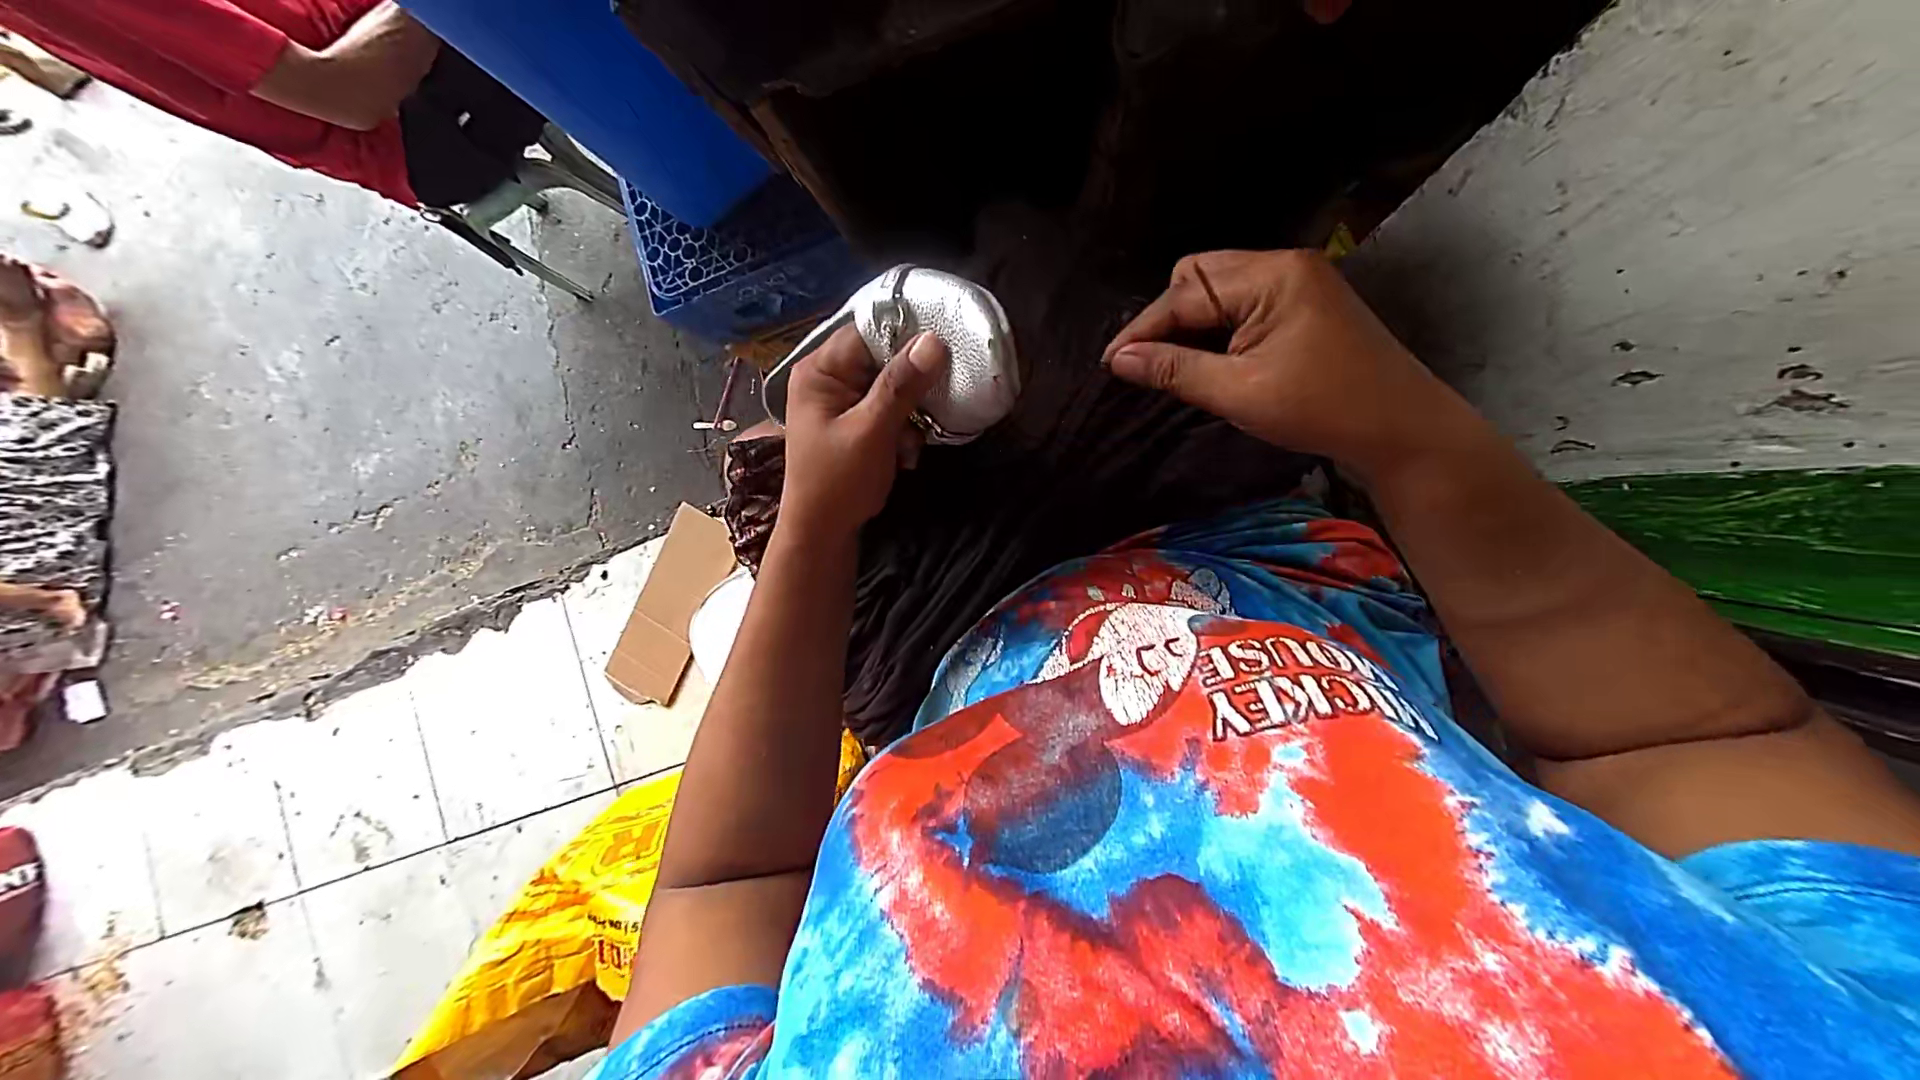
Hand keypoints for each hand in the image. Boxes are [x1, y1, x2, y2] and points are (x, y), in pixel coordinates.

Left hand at [780, 325, 948, 538]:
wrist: (822, 533)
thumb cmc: (837, 482)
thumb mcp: (871, 431)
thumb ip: (901, 386)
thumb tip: (933, 341)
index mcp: (820, 370)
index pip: (867, 332)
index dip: (905, 338)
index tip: (941, 353)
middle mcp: (829, 378)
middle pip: (883, 359)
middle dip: (909, 389)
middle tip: (925, 413)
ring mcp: (842, 402)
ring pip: (892, 388)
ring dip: (909, 416)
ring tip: (907, 446)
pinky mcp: (856, 423)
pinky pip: (889, 411)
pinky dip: (902, 430)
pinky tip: (903, 455)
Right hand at [1103, 250, 1484, 482]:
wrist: (1401, 428)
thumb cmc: (1321, 409)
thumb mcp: (1238, 392)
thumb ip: (1174, 370)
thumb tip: (1120, 360)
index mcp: (1272, 276)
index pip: (1186, 294)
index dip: (1143, 329)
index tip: (1111, 363)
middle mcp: (1284, 264)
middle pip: (1199, 275)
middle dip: (1167, 317)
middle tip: (1148, 363)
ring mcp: (1298, 280)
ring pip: (1219, 288)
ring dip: (1191, 323)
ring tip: (1174, 364)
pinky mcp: (1304, 302)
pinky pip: (1241, 302)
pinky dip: (1217, 327)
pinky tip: (1209, 358)